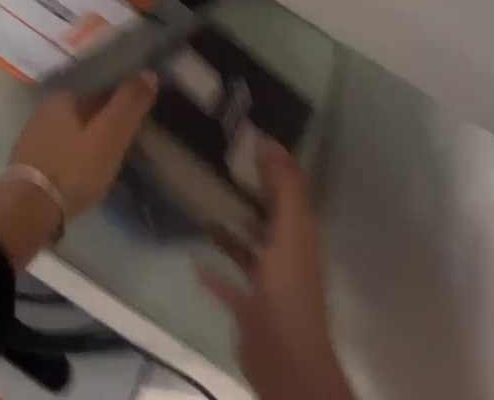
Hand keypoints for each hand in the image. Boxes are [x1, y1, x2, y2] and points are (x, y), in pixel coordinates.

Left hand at [0, 73, 159, 265]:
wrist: (29, 208)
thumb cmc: (73, 169)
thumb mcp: (108, 137)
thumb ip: (128, 106)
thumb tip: (148, 72)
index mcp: (62, 99)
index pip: (99, 90)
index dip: (122, 100)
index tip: (141, 114)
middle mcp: (44, 111)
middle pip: (84, 109)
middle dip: (106, 119)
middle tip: (132, 136)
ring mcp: (34, 135)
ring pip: (72, 129)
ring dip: (91, 137)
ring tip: (113, 153)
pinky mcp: (31, 159)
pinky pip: (61, 148)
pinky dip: (77, 152)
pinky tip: (87, 167)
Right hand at [196, 141, 354, 399]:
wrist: (284, 358)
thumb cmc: (289, 289)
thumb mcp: (291, 232)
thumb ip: (284, 189)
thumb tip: (271, 141)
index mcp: (301, 237)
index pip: (289, 192)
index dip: (272, 164)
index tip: (242, 135)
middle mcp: (287, 257)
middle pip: (267, 217)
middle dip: (245, 191)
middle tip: (211, 162)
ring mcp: (267, 284)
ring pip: (246, 247)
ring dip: (227, 228)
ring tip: (197, 203)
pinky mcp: (248, 307)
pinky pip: (228, 283)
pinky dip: (213, 271)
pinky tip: (193, 258)